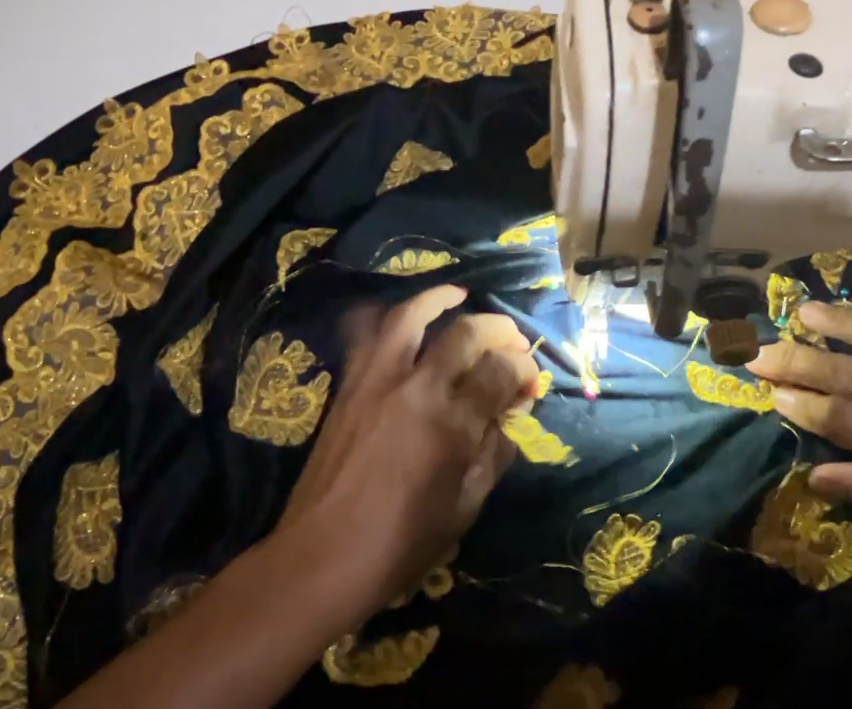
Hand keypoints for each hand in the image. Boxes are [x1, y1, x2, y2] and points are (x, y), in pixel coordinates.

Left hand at [274, 285, 538, 616]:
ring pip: (410, 316)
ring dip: (438, 299)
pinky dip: (388, 317)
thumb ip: (492, 453)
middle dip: (498, 329)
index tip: (530, 382)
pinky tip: (402, 320)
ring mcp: (376, 380)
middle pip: (465, 332)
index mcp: (451, 422)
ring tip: (457, 294)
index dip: (524, 370)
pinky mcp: (348, 386)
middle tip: (511, 341)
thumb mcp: (465, 507)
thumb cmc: (401, 543)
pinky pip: (367, 334)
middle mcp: (415, 386)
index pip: (501, 371)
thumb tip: (508, 416)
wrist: (321, 557)